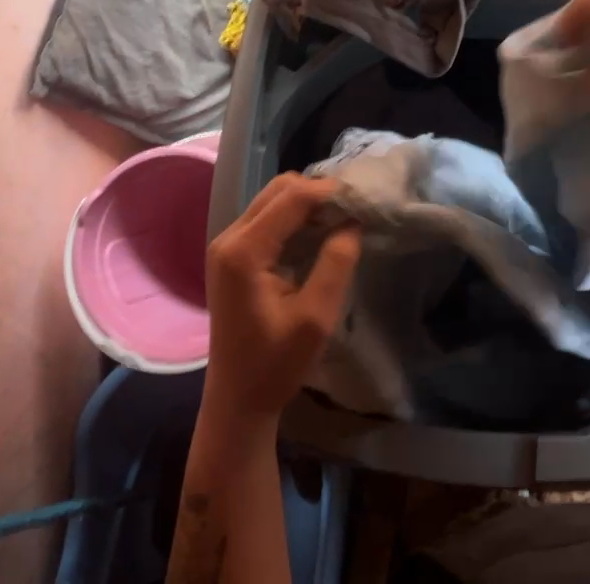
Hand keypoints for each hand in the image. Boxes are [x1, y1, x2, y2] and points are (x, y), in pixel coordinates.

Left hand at [205, 174, 360, 420]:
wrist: (237, 398)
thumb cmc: (276, 364)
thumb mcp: (316, 317)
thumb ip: (336, 263)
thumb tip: (353, 221)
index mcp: (244, 252)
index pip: (290, 198)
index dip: (328, 192)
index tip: (363, 200)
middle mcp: (228, 239)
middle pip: (278, 190)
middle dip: (317, 192)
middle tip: (353, 211)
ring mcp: (225, 246)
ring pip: (271, 200)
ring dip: (306, 203)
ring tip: (340, 220)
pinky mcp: (231, 256)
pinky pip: (265, 218)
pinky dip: (294, 217)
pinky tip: (317, 234)